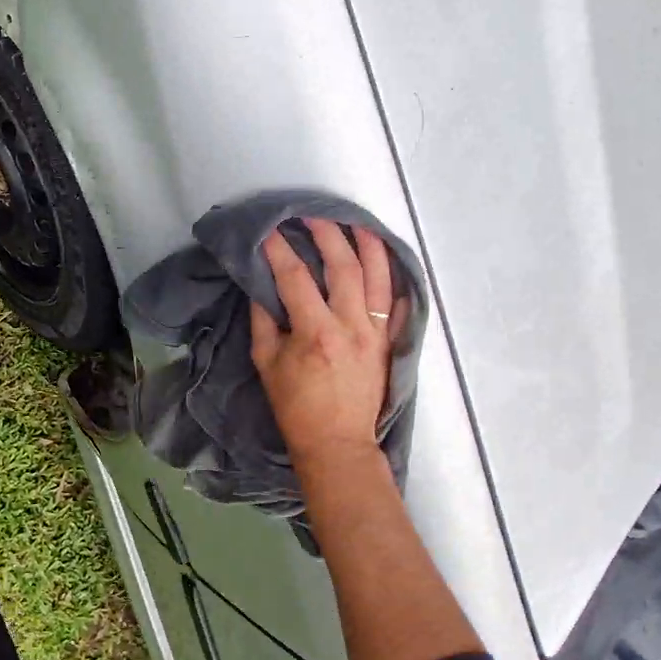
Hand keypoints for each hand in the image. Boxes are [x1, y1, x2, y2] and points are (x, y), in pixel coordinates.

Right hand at [248, 218, 404, 469]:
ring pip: (378, 278)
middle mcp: (352, 327)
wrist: (338, 443)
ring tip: (356, 223)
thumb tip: (262, 283)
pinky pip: (398, 302)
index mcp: (316, 332)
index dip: (278, 249)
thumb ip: (264, 319)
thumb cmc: (294, 405)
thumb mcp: (265, 361)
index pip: (295, 277)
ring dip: (367, 246)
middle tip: (311, 216)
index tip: (267, 231)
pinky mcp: (390, 343)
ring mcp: (377, 334)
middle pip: (343, 267)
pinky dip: (392, 277)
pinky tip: (386, 258)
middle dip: (326, 235)